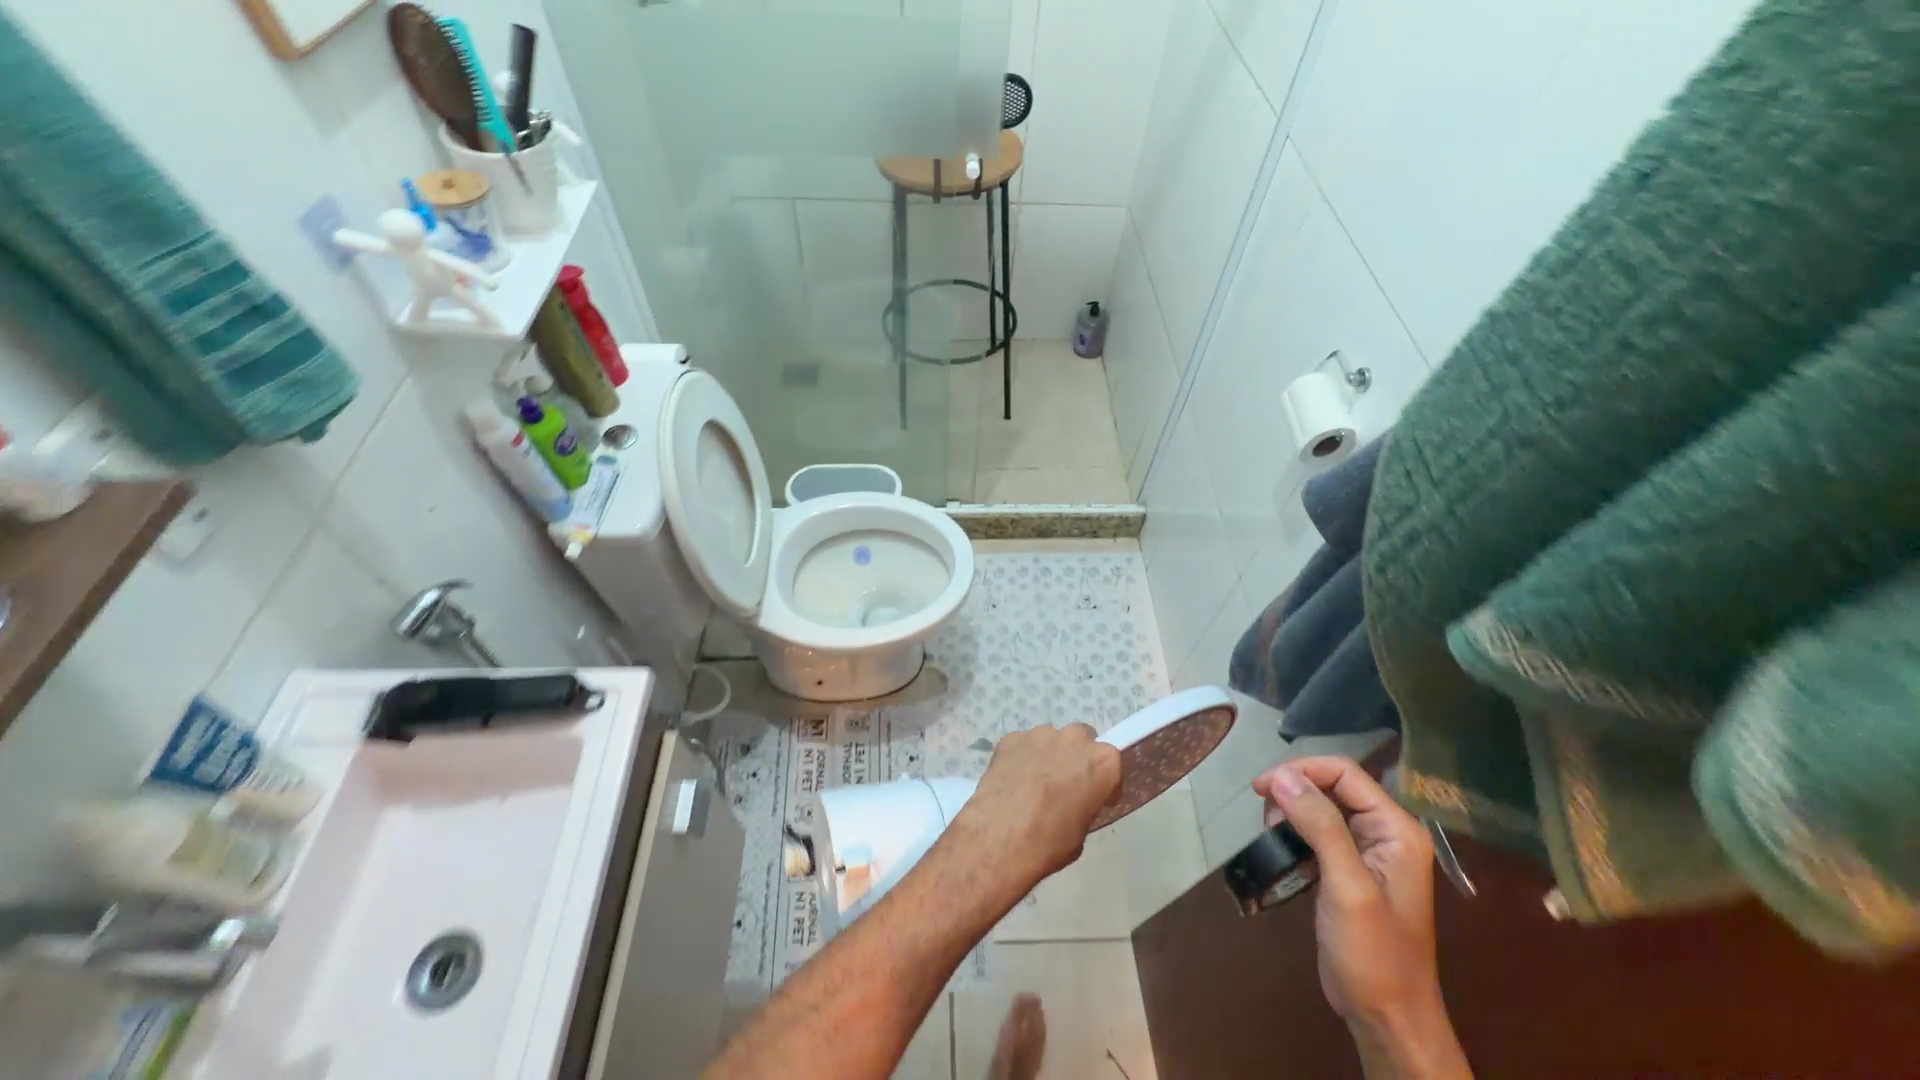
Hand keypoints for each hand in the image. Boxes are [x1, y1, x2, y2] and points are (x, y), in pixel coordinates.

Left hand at [951, 724, 1121, 888]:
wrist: (999, 838)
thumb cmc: (1049, 842)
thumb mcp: (1082, 831)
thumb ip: (1085, 805)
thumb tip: (1073, 803)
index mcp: (1102, 762)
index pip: (1110, 763)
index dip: (1103, 781)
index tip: (1095, 796)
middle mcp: (1074, 739)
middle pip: (1081, 740)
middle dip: (1076, 758)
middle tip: (1064, 783)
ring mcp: (1040, 735)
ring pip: (1050, 740)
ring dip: (1048, 755)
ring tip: (1034, 782)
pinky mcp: (1010, 738)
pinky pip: (1022, 745)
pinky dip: (1021, 758)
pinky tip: (1012, 780)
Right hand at [1252, 758, 1451, 1048]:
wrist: (1387, 1015)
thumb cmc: (1373, 953)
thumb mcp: (1347, 886)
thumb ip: (1320, 826)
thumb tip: (1281, 776)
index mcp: (1396, 829)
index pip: (1345, 774)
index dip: (1301, 771)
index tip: (1259, 788)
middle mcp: (1386, 834)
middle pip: (1333, 788)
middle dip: (1294, 791)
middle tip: (1264, 815)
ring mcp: (1369, 856)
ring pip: (1323, 810)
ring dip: (1292, 813)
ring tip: (1270, 834)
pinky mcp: (1349, 875)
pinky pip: (1320, 837)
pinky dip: (1296, 837)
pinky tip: (1281, 853)